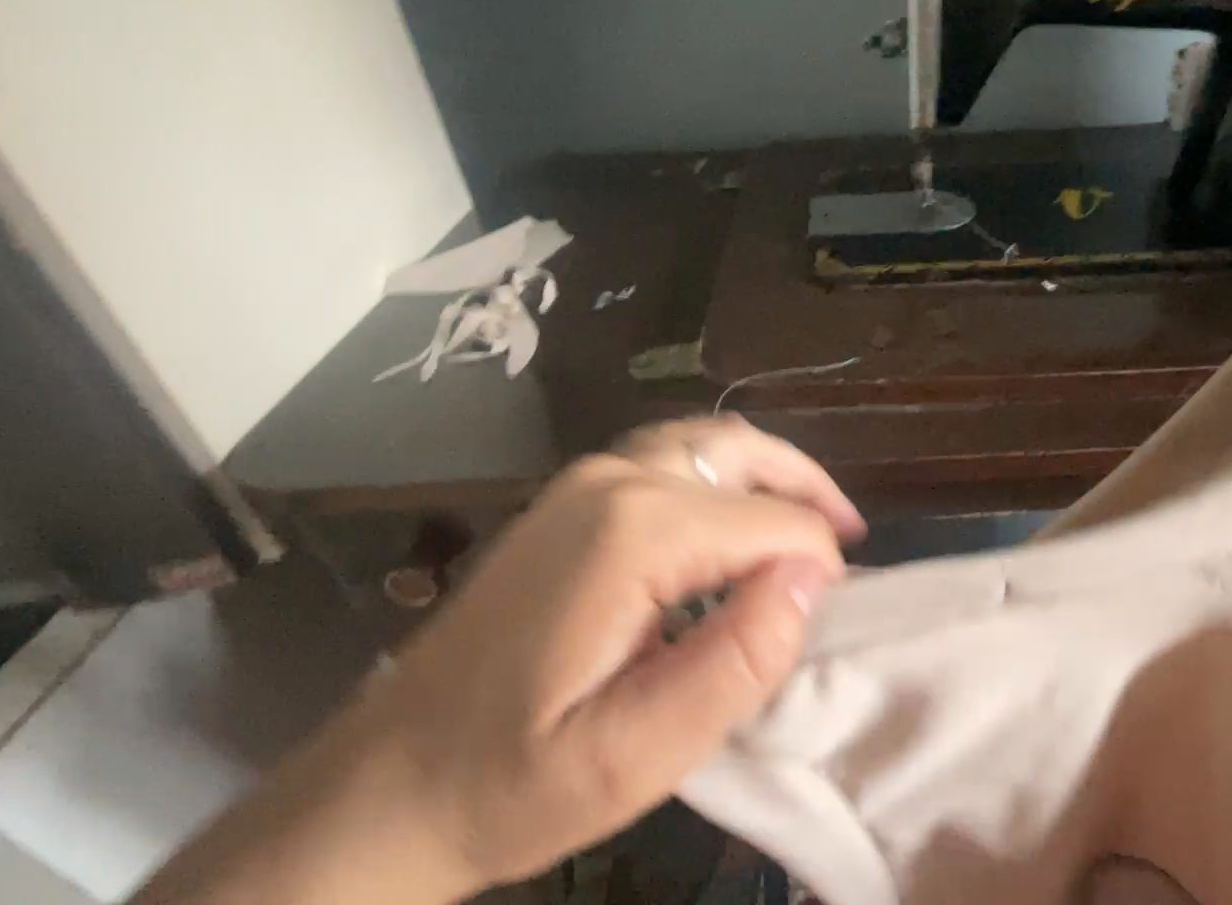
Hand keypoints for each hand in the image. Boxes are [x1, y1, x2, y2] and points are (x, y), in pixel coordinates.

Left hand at [378, 414, 861, 890]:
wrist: (382, 788)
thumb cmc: (512, 782)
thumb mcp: (635, 754)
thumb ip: (736, 663)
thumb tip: (810, 578)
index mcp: (634, 532)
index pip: (772, 522)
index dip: (817, 567)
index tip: (830, 618)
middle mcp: (612, 481)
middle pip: (743, 454)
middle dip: (807, 492)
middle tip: (848, 542)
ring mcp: (583, 482)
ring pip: (707, 443)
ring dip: (769, 474)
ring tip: (809, 525)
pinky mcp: (569, 500)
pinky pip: (671, 458)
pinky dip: (724, 476)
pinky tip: (736, 522)